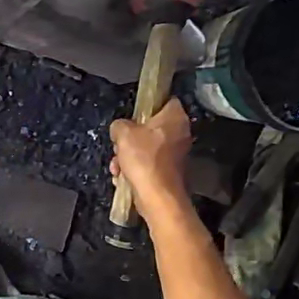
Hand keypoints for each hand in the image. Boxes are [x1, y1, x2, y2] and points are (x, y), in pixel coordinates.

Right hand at [110, 97, 193, 220]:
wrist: (158, 197)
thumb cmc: (144, 159)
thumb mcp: (123, 134)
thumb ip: (119, 125)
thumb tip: (120, 129)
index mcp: (176, 117)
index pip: (165, 100)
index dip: (148, 106)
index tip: (133, 115)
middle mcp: (181, 133)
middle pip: (152, 127)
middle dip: (131, 138)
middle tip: (119, 146)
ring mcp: (177, 154)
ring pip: (147, 148)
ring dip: (129, 157)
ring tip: (117, 166)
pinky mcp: (171, 172)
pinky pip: (150, 165)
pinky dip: (136, 170)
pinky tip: (122, 178)